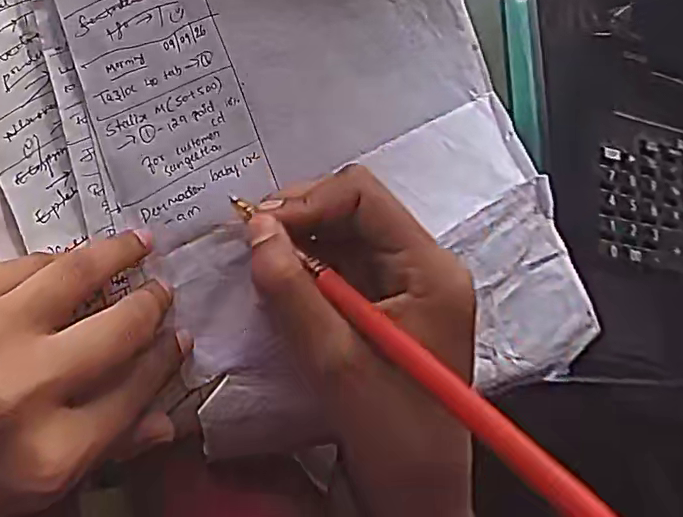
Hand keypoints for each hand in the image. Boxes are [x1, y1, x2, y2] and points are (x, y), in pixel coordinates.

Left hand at [0, 231, 187, 516]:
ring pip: (75, 273)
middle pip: (116, 328)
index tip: (178, 335)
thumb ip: (102, 451)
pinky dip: (54, 261)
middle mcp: (24, 387)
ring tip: (137, 242)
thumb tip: (167, 417)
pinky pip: (26, 264)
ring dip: (115, 252)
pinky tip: (68, 260)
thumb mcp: (26, 492)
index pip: (133, 392)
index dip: (164, 358)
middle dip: (150, 302)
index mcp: (47, 456)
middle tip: (163, 287)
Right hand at [245, 166, 475, 516]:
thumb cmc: (395, 442)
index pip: (363, 196)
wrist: (416, 502)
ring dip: (295, 236)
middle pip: (349, 205)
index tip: (263, 223)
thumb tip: (255, 229)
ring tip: (260, 254)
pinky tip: (277, 274)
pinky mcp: (379, 296)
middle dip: (297, 215)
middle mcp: (419, 264)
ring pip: (337, 227)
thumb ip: (292, 292)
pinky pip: (333, 255)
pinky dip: (300, 258)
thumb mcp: (338, 365)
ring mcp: (400, 279)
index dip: (309, 199)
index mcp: (429, 271)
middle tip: (253, 236)